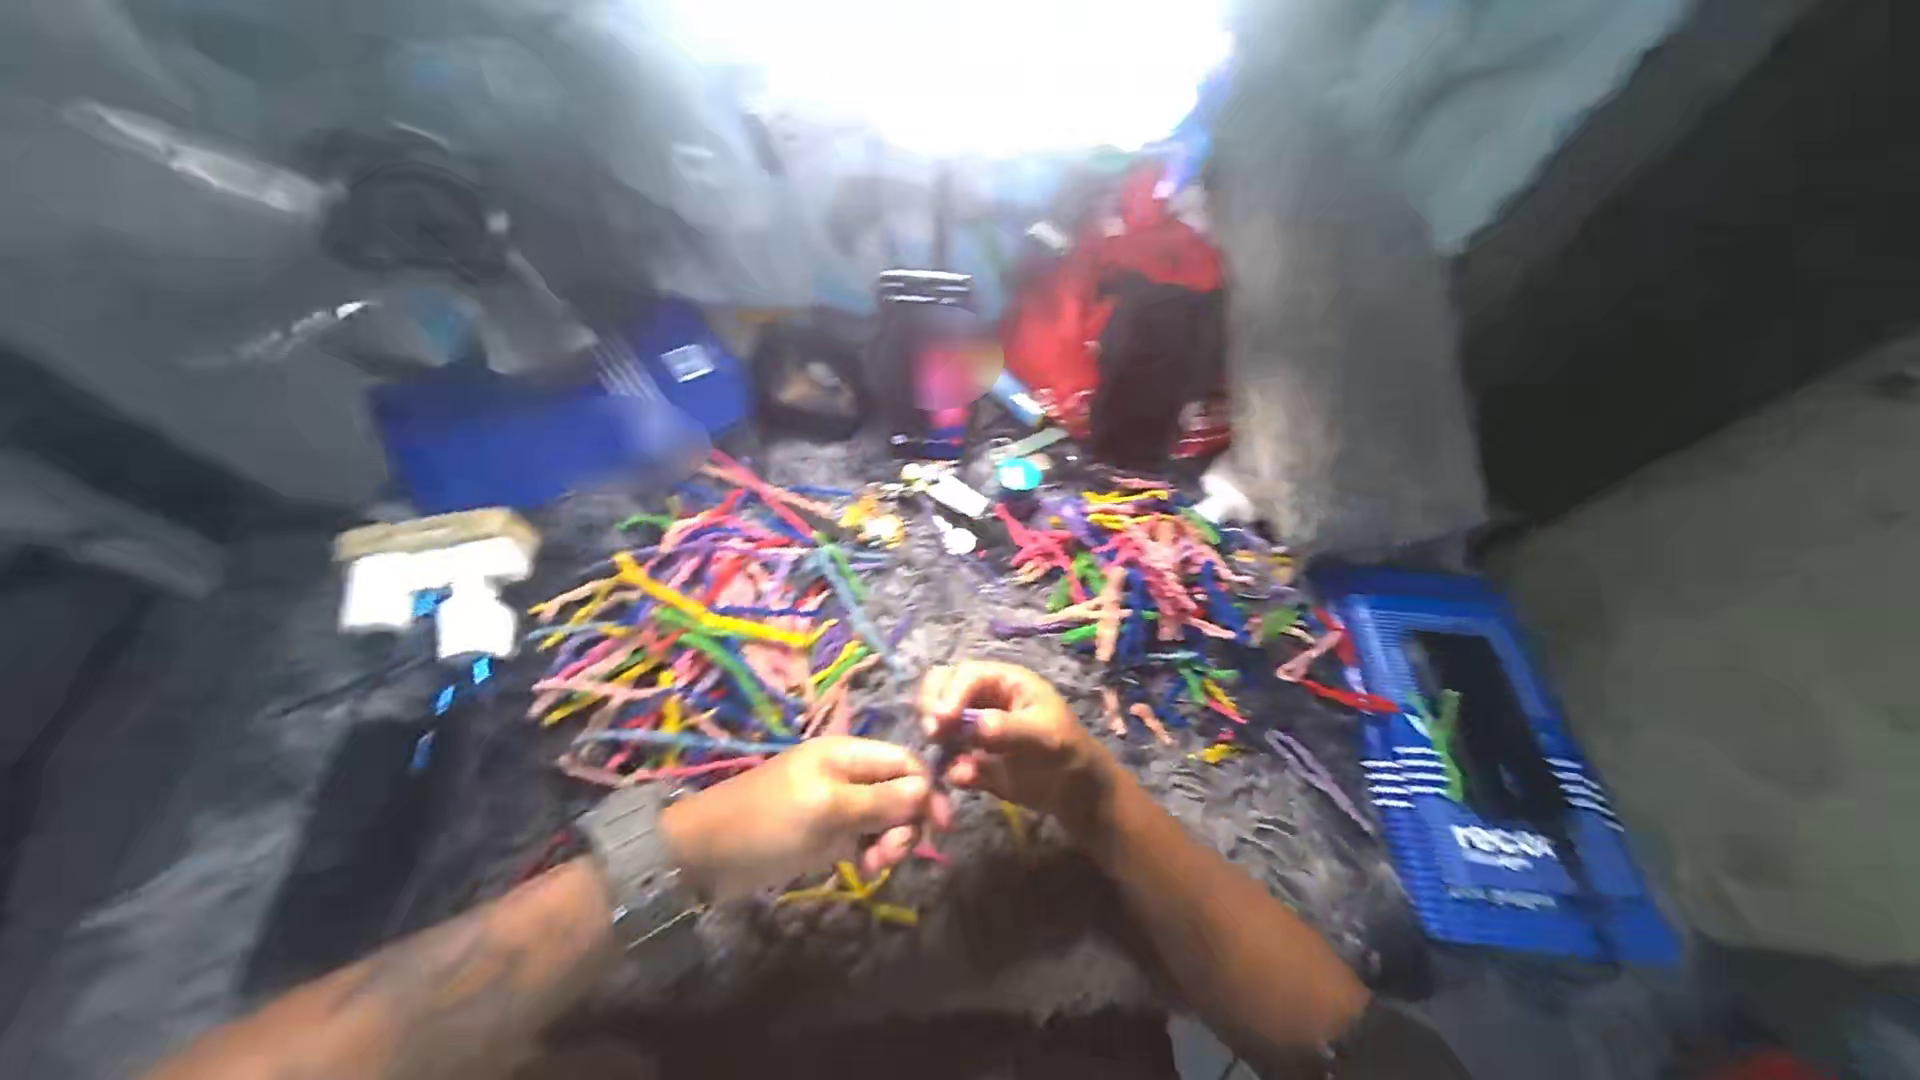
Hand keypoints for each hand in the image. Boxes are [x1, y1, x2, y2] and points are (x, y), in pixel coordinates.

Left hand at [659, 737, 947, 900]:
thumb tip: (927, 790)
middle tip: (893, 855)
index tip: (940, 828)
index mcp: (848, 753)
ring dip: (890, 839)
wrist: (704, 854)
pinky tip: (862, 867)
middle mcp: (848, 772)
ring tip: (875, 865)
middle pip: (899, 788)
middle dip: (907, 820)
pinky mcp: (826, 829)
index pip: (905, 760)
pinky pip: (864, 834)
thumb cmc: (768, 822)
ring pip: (885, 814)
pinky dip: (871, 850)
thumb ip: (880, 799)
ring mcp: (837, 801)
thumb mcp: (828, 809)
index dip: (927, 789)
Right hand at [918, 661, 1117, 841]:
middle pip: (941, 685)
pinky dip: (945, 763)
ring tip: (943, 753)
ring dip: (934, 732)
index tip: (942, 721)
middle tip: (934, 734)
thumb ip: (1011, 729)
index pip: (966, 675)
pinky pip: (946, 753)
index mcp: (1004, 680)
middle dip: (931, 705)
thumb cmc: (1070, 752)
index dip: (950, 693)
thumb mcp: (1047, 737)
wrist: (1078, 794)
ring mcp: (973, 725)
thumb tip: (975, 727)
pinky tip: (960, 777)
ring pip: (937, 716)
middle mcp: (983, 697)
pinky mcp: (969, 755)